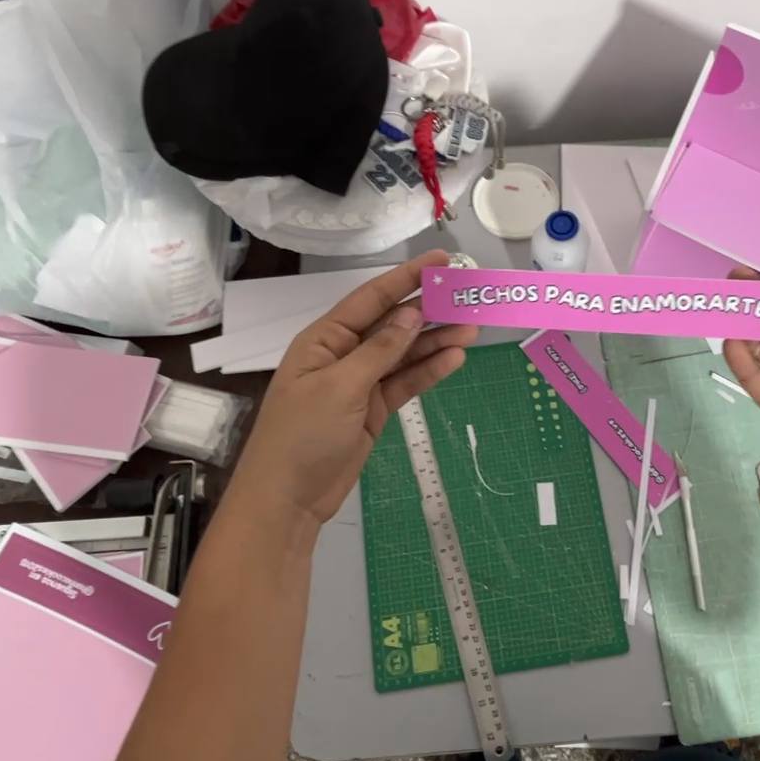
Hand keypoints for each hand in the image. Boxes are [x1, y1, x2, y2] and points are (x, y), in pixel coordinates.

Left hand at [226, 251, 478, 527]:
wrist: (287, 499)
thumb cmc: (302, 436)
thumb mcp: (340, 387)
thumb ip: (379, 350)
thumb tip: (411, 314)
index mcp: (324, 339)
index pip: (371, 299)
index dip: (407, 278)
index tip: (441, 261)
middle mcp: (343, 354)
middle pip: (392, 324)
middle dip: (429, 310)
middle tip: (468, 297)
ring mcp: (359, 383)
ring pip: (404, 354)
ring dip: (435, 341)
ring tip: (472, 328)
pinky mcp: (373, 410)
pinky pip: (405, 383)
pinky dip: (428, 371)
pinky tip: (454, 358)